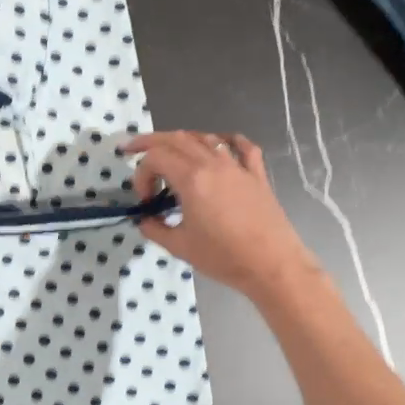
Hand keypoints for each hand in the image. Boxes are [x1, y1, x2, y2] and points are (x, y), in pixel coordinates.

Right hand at [123, 131, 319, 300]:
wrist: (272, 265)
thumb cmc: (223, 257)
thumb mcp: (179, 247)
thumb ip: (155, 229)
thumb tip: (145, 220)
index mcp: (192, 180)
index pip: (156, 158)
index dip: (141, 174)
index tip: (144, 200)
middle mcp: (213, 165)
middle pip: (177, 139)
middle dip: (150, 142)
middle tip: (132, 149)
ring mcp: (237, 167)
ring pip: (205, 138)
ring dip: (182, 140)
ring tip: (170, 151)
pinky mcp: (256, 176)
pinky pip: (242, 147)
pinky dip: (227, 140)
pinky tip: (219, 144)